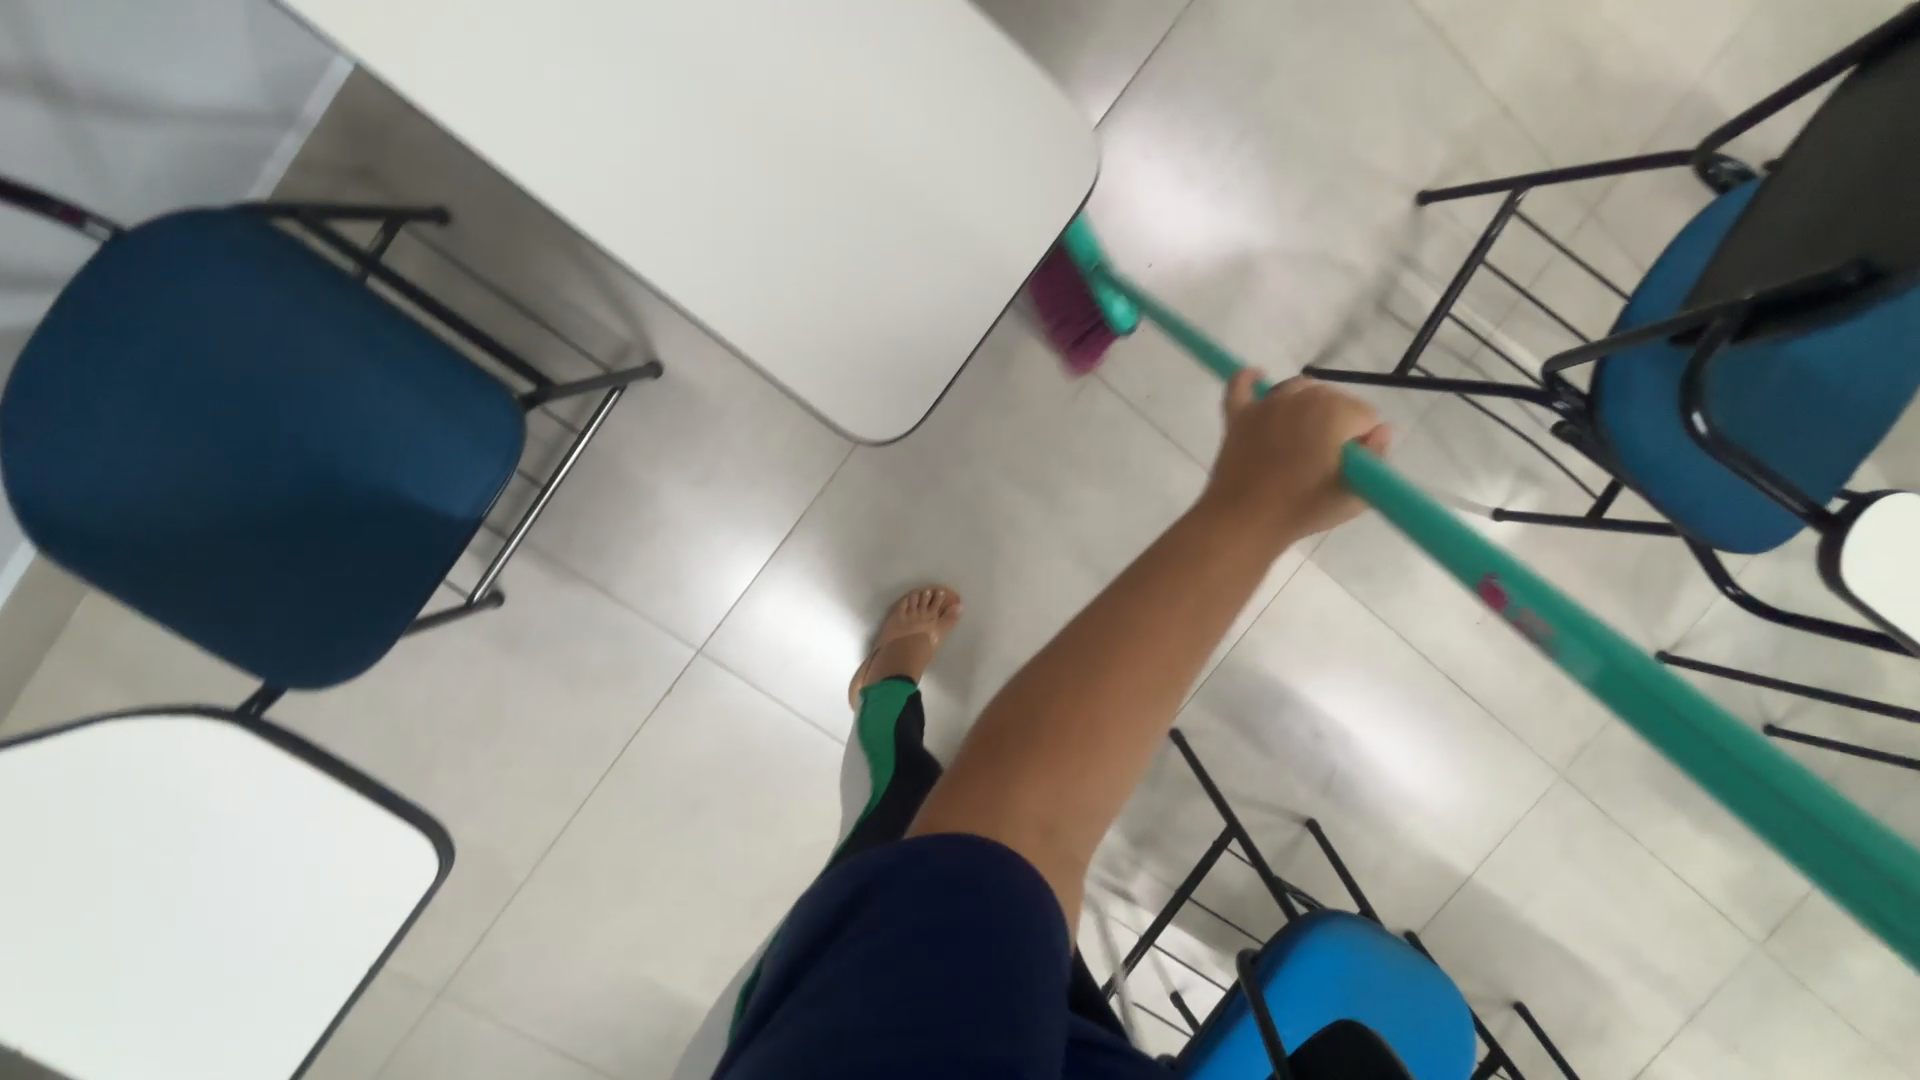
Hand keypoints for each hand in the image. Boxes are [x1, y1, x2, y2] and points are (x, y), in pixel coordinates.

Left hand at [1199, 370, 1391, 548]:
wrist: (1245, 520)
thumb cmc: (1303, 509)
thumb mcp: (1355, 492)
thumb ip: (1377, 456)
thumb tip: (1382, 430)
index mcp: (1334, 412)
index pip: (1365, 414)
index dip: (1360, 440)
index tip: (1346, 465)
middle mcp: (1300, 398)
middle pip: (1331, 399)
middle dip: (1335, 422)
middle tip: (1322, 460)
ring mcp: (1265, 405)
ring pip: (1295, 389)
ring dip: (1304, 405)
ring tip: (1302, 436)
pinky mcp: (1237, 416)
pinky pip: (1240, 385)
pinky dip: (1248, 379)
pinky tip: (1257, 377)